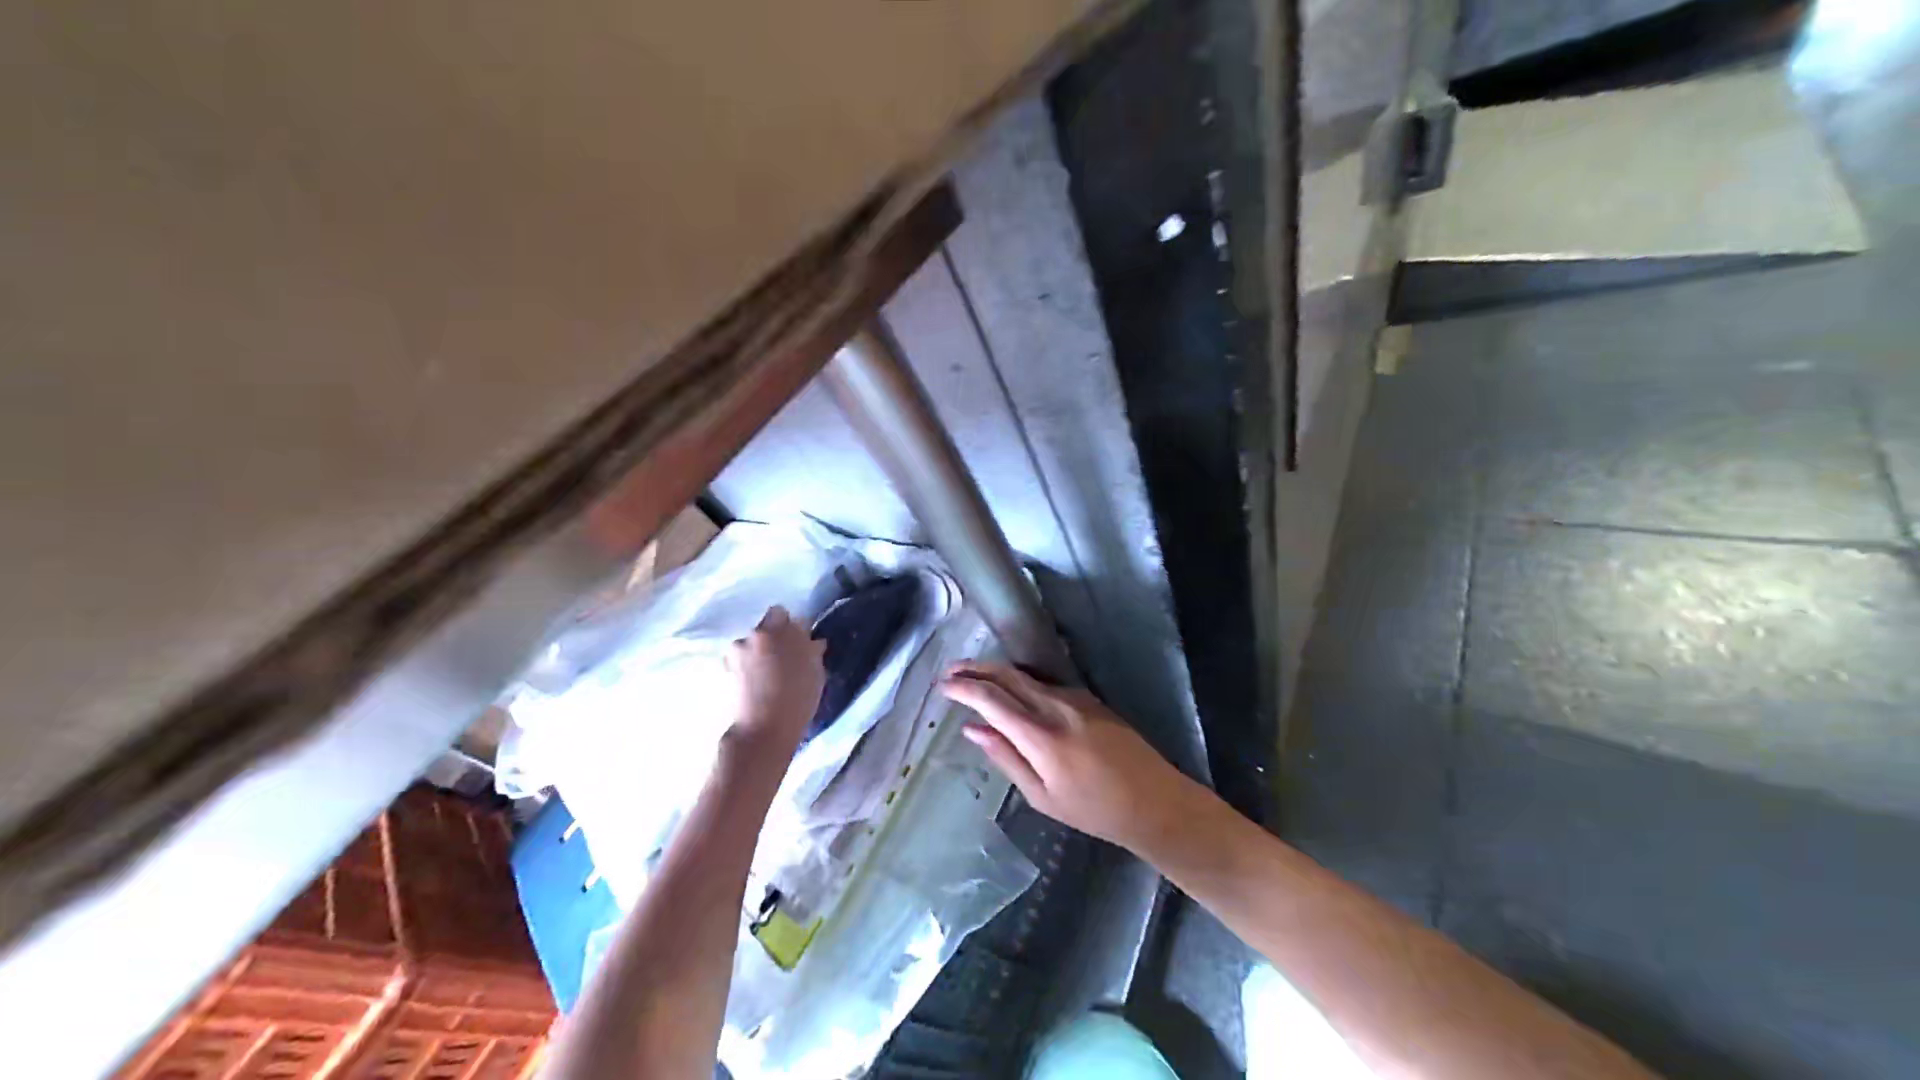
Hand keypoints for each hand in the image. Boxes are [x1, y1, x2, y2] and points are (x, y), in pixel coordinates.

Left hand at [725, 606, 825, 752]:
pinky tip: (751, 681)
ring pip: (751, 639)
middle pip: (768, 621)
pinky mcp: (726, 663)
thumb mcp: (816, 674)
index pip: (787, 614)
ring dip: (757, 648)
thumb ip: (812, 651)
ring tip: (763, 672)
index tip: (798, 642)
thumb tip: (811, 642)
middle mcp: (761, 631)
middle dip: (775, 634)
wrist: (765, 726)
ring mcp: (741, 646)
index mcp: (787, 630)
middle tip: (782, 656)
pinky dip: (743, 663)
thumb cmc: (799, 700)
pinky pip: (738, 656)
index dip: (793, 627)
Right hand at [939, 662, 1200, 850]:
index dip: (964, 689)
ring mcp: (1075, 699)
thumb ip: (1006, 758)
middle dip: (975, 669)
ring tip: (971, 678)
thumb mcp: (1042, 796)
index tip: (943, 687)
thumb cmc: (1094, 810)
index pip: (993, 700)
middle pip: (1007, 676)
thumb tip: (972, 730)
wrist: (1155, 801)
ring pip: (1026, 676)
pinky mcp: (1088, 698)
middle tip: (949, 671)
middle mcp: (1057, 707)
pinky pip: (1045, 684)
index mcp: (1042, 736)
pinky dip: (1020, 682)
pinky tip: (1009, 690)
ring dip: (996, 673)